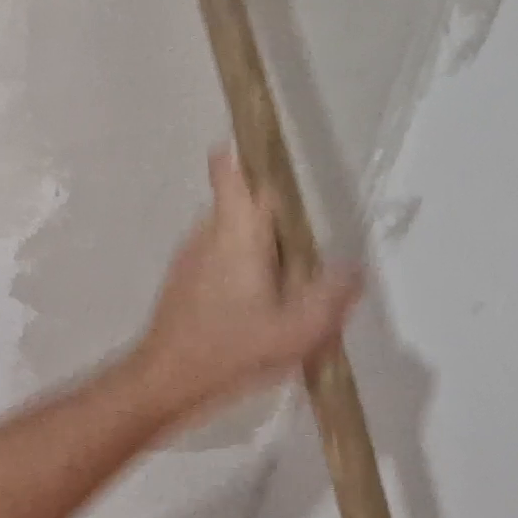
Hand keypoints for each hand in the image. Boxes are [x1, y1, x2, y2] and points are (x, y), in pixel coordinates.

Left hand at [131, 146, 362, 416]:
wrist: (167, 378)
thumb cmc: (232, 349)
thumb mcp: (299, 329)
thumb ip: (331, 294)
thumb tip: (350, 266)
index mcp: (235, 234)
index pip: (231, 176)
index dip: (242, 153)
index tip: (257, 139)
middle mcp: (207, 235)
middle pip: (245, 209)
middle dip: (277, 224)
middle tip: (308, 259)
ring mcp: (190, 256)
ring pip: (234, 237)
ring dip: (262, 253)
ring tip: (288, 297)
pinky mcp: (183, 279)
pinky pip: (221, 260)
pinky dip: (243, 273)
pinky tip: (260, 314)